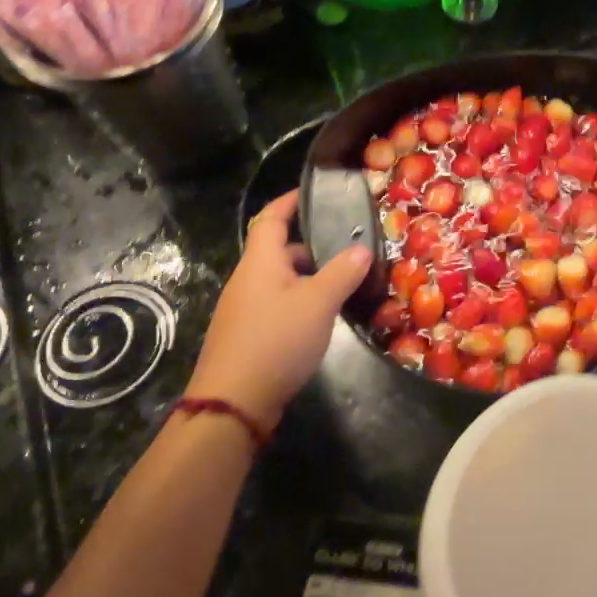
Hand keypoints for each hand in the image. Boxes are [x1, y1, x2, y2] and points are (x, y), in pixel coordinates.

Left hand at [184, 189, 369, 430]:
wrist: (234, 404)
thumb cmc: (276, 341)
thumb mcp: (319, 303)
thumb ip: (343, 273)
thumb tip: (362, 249)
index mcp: (260, 262)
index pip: (271, 218)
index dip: (290, 201)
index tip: (315, 193)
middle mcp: (248, 280)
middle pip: (278, 249)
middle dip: (312, 243)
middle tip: (348, 243)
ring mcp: (246, 309)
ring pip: (282, 279)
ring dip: (310, 275)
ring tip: (345, 279)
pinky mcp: (249, 335)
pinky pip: (279, 304)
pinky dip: (302, 300)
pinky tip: (325, 315)